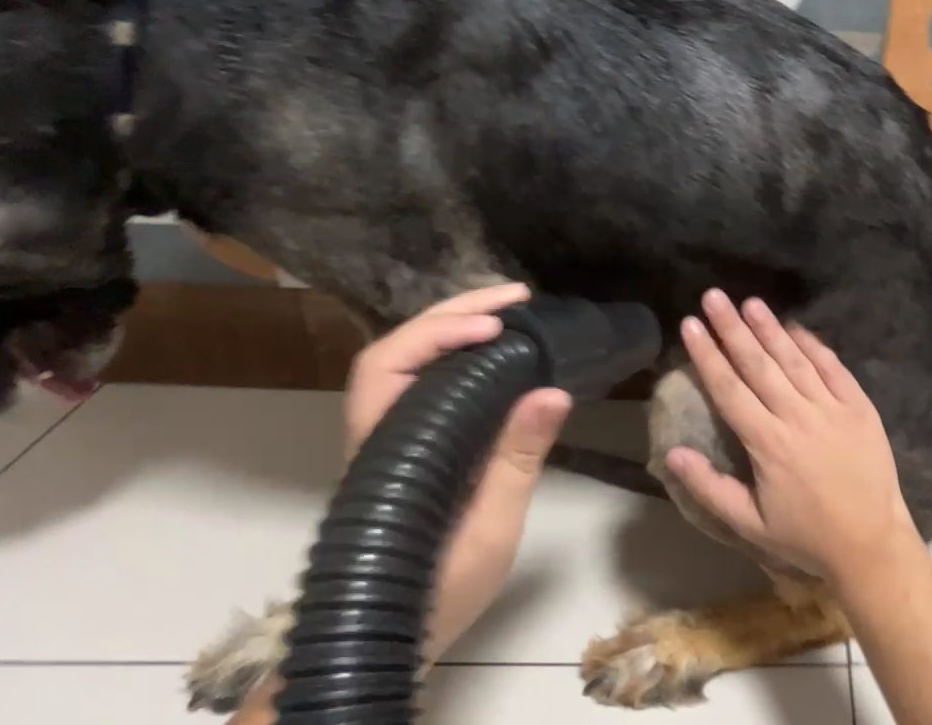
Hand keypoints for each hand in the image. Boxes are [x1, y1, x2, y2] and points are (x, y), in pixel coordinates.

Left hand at [344, 283, 570, 640]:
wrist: (394, 635)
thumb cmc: (442, 589)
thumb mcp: (491, 529)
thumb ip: (517, 459)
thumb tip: (553, 392)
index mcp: (389, 452)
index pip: (390, 370)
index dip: (438, 336)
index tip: (496, 326)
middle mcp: (378, 433)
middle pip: (394, 352)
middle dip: (452, 313)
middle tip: (517, 297)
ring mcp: (390, 437)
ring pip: (405, 363)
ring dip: (453, 326)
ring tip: (512, 310)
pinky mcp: (408, 444)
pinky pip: (423, 382)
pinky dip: (458, 353)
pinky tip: (495, 348)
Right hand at [665, 289, 920, 581]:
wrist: (871, 542)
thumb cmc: (805, 536)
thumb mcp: (750, 523)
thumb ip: (710, 487)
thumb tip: (672, 452)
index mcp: (767, 443)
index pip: (729, 389)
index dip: (707, 355)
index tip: (690, 324)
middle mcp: (797, 416)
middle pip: (758, 364)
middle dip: (733, 328)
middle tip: (714, 296)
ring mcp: (831, 408)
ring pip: (794, 359)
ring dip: (770, 328)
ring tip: (750, 302)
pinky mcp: (859, 406)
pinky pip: (833, 367)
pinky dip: (813, 345)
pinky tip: (796, 326)